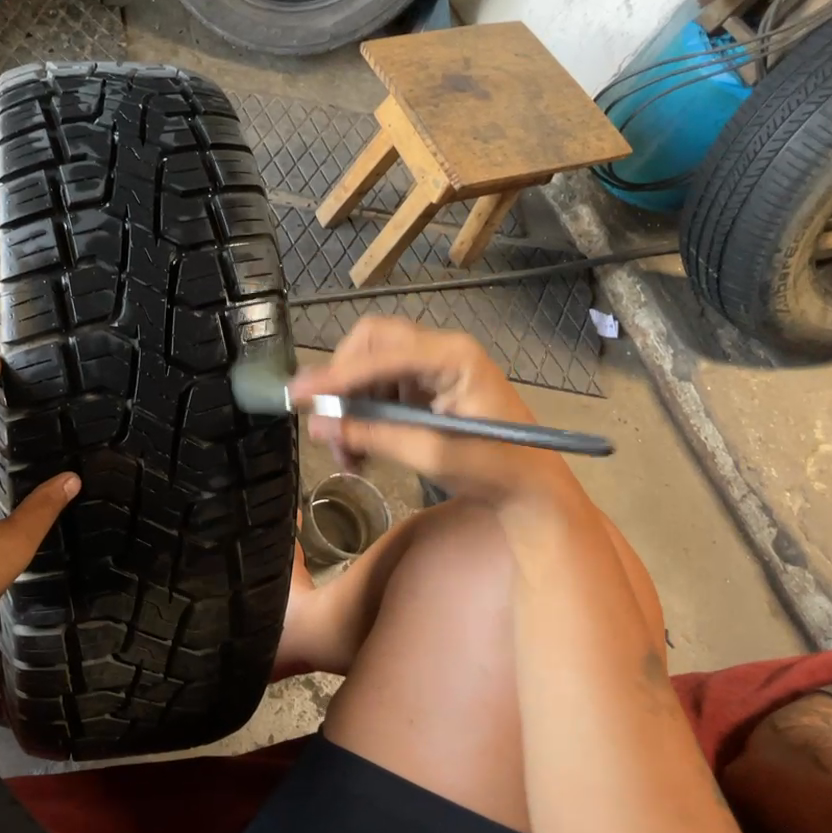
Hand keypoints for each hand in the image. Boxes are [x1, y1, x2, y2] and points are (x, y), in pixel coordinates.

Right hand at [289, 316, 581, 506]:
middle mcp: (439, 350)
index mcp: (453, 357)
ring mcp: (431, 366)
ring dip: (349, 403)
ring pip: (369, 365)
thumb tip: (318, 426)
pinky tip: (360, 447)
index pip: (382, 353)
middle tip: (327, 417)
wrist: (532, 490)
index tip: (298, 394)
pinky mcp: (424, 385)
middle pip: (371, 342)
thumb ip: (372, 435)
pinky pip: (378, 385)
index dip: (337, 374)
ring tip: (345, 449)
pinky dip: (362, 413)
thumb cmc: (495, 469)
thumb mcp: (430, 455)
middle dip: (342, 379)